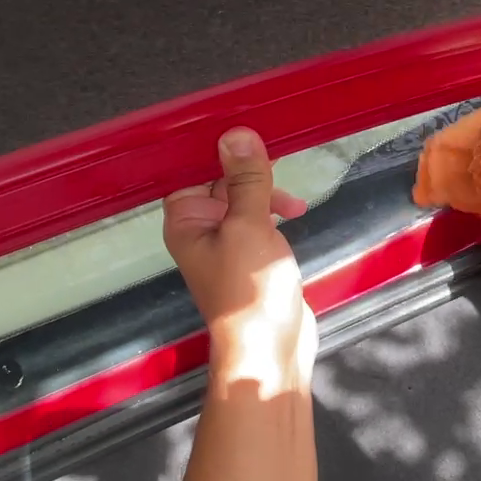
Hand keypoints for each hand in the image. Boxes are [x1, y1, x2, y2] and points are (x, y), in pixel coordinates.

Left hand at [163, 128, 315, 390]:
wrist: (272, 347)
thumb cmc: (251, 288)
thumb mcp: (250, 225)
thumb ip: (246, 180)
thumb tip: (237, 135)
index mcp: (186, 222)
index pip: (195, 171)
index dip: (219, 152)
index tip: (249, 133)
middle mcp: (201, 230)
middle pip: (221, 183)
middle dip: (251, 173)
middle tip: (280, 164)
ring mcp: (227, 245)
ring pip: (244, 201)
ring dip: (268, 194)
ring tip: (294, 206)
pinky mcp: (251, 256)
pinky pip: (258, 220)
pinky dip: (275, 213)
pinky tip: (295, 216)